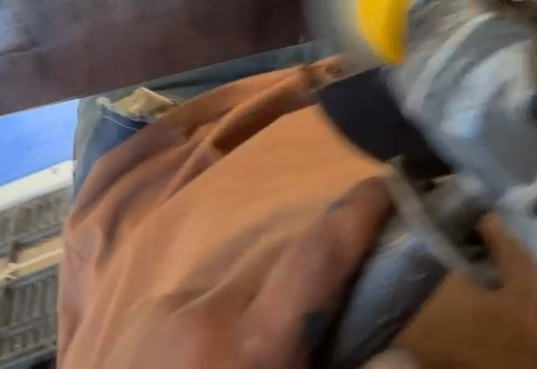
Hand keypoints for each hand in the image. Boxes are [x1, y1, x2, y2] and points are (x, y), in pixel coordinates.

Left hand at [96, 177, 397, 368]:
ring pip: (231, 293)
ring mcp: (162, 309)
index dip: (355, 217)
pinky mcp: (133, 315)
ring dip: (249, 317)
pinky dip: (210, 326)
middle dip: (298, 296)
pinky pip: (192, 307)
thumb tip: (403, 355)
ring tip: (243, 365)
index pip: (315, 258)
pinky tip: (203, 365)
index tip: (385, 186)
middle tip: (305, 336)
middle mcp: (204, 312)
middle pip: (274, 275)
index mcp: (248, 348)